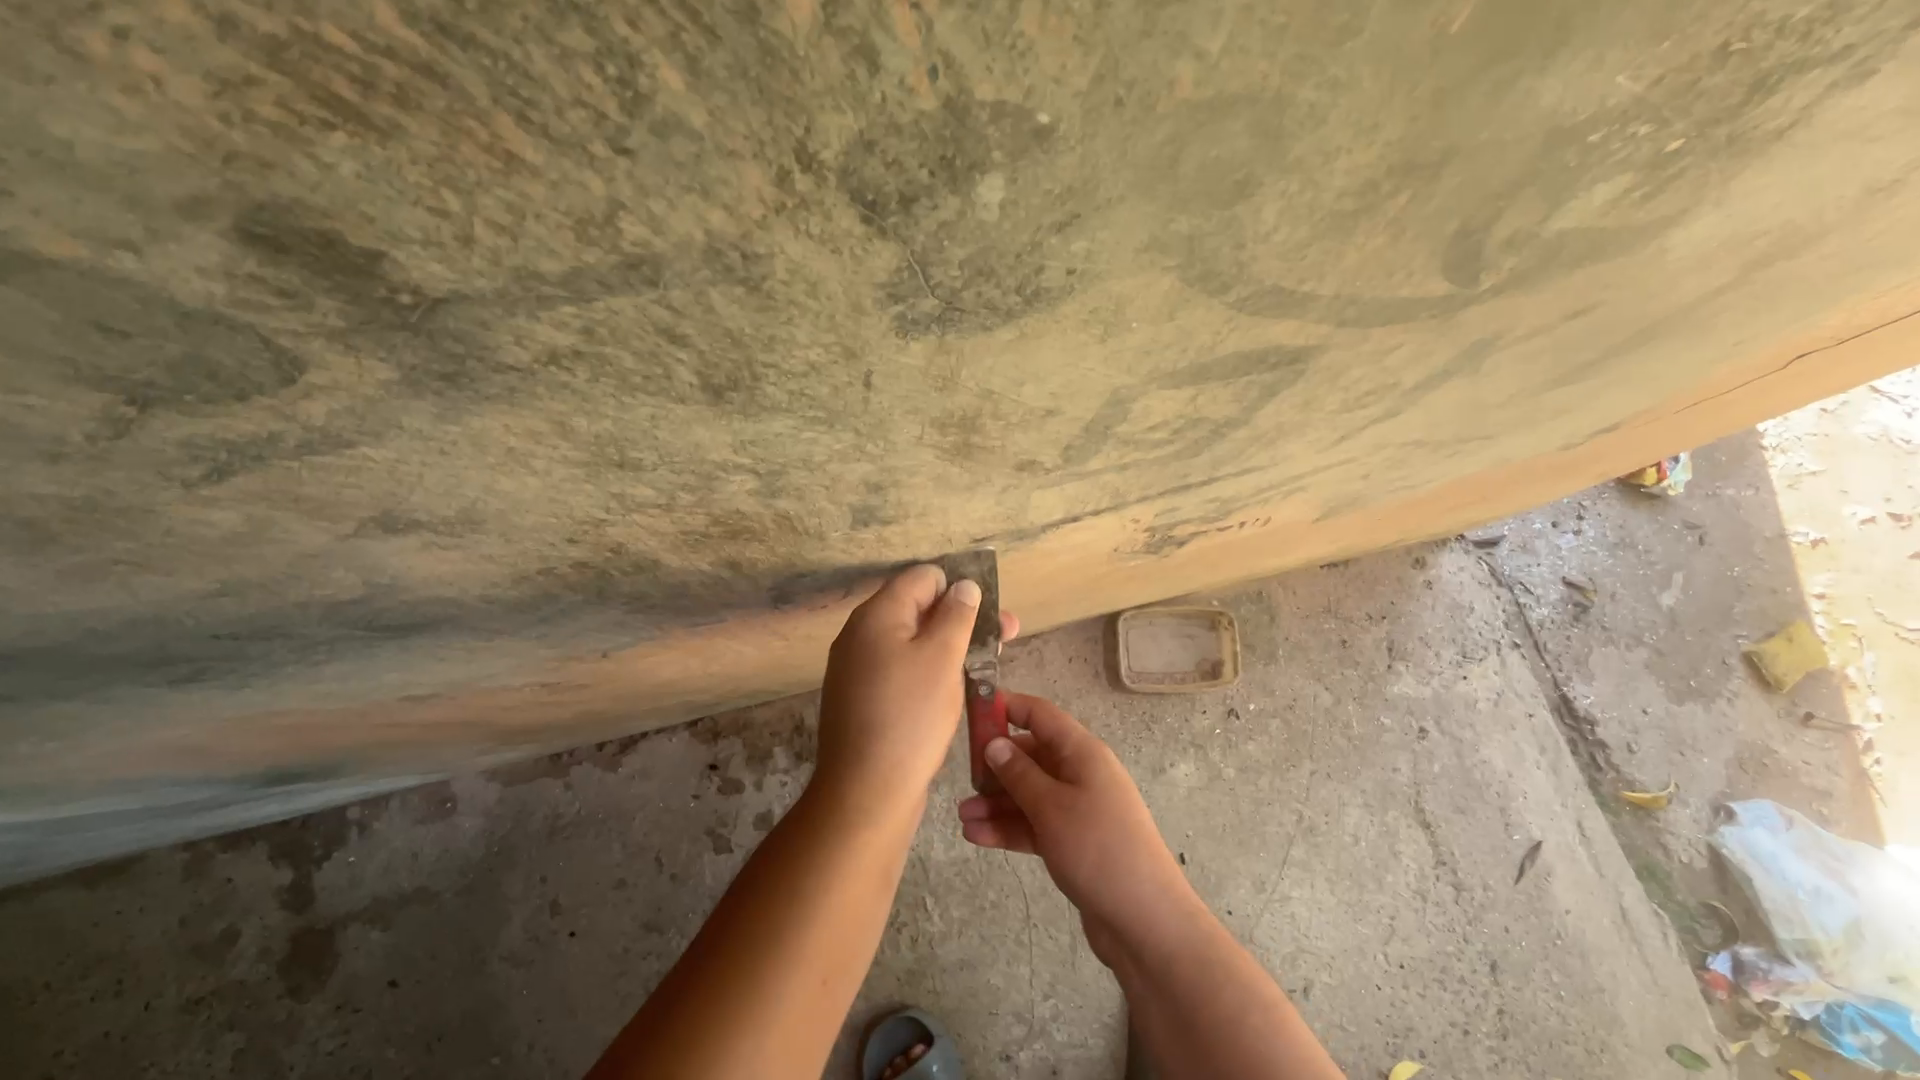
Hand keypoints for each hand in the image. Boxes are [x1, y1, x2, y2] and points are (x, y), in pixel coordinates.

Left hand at [814, 564, 1017, 814]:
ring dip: (950, 647)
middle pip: (918, 610)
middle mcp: (860, 635)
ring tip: (989, 665)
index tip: (992, 611)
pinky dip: (930, 672)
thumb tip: (963, 585)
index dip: (959, 587)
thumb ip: (956, 615)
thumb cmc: (910, 717)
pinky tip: (957, 690)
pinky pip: (901, 671)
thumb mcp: (942, 658)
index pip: (922, 577)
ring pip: (912, 643)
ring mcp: (858, 670)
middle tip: (1007, 635)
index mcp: (876, 615)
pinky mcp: (863, 700)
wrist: (866, 791)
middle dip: (963, 619)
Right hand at [957, 694, 1197, 964]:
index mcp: (1082, 753)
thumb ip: (1018, 773)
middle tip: (962, 781)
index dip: (1006, 707)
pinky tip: (977, 837)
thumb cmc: (1097, 848)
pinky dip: (1009, 828)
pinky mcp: (1074, 842)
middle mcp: (1081, 774)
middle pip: (1031, 756)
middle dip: (996, 767)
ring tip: (961, 818)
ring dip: (996, 803)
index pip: (1040, 714)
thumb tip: (995, 743)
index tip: (970, 712)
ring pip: (1029, 794)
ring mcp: (1079, 810)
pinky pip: (1035, 825)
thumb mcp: (1051, 806)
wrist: (1143, 919)